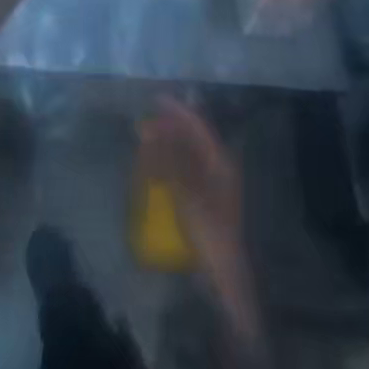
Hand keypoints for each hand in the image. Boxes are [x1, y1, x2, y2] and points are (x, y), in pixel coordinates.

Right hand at [136, 96, 245, 274]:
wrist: (224, 269)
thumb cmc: (208, 227)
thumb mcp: (186, 191)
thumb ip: (168, 160)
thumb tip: (151, 132)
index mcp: (220, 161)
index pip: (198, 127)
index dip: (177, 112)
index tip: (157, 100)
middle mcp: (220, 167)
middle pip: (193, 139)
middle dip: (169, 129)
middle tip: (144, 124)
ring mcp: (214, 183)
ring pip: (188, 155)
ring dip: (168, 146)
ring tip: (146, 142)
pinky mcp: (205, 198)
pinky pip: (186, 172)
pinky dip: (170, 165)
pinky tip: (155, 169)